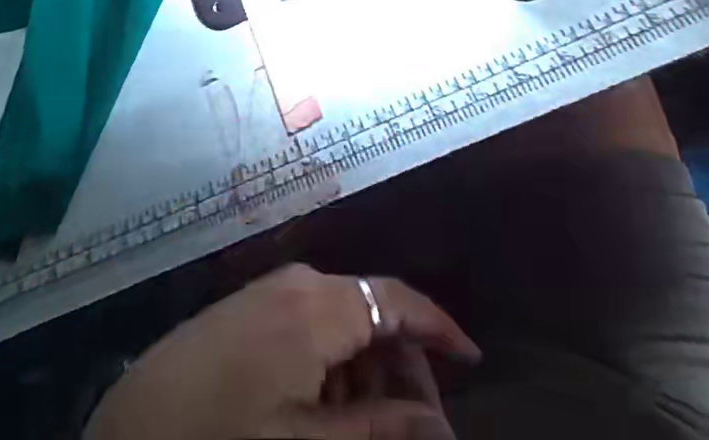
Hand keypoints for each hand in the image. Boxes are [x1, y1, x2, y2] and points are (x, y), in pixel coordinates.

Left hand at [84, 264, 479, 439]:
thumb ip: (379, 428)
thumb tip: (441, 425)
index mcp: (316, 305)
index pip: (397, 301)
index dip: (439, 328)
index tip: (470, 360)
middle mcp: (295, 283)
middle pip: (370, 310)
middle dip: (399, 363)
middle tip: (414, 422)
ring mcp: (262, 294)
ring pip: (338, 320)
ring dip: (362, 368)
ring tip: (367, 423)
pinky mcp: (238, 311)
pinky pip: (304, 325)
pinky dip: (327, 363)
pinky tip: (320, 407)